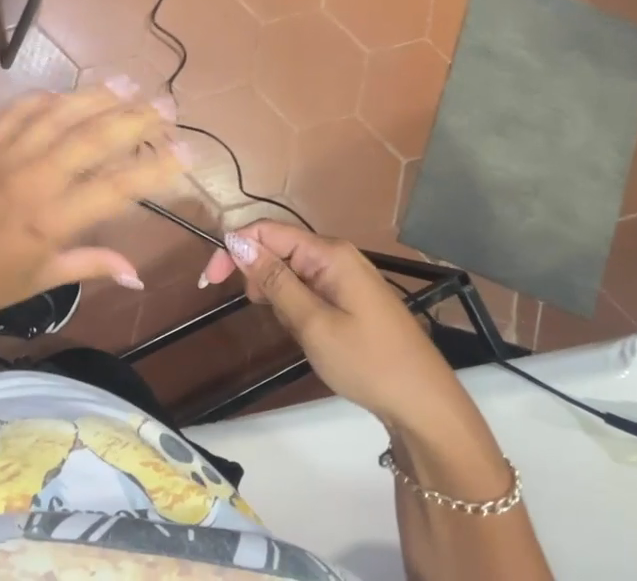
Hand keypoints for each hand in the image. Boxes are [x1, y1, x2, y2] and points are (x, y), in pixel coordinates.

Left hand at [0, 82, 185, 329]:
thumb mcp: (43, 280)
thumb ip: (92, 265)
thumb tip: (137, 273)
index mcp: (52, 220)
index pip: (117, 186)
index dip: (156, 168)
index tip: (187, 152)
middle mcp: (33, 179)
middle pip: (94, 137)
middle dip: (136, 118)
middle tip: (166, 106)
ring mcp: (4, 155)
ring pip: (58, 113)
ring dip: (96, 97)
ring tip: (128, 85)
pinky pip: (18, 110)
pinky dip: (46, 98)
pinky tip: (68, 94)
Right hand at [200, 221, 465, 430]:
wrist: (425, 406)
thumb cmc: (368, 362)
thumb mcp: (312, 323)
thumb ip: (273, 280)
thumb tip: (236, 240)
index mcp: (329, 254)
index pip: (267, 231)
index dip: (234, 248)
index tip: (211, 281)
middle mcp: (337, 256)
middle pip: (278, 248)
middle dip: (256, 274)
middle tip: (256, 310)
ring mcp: (346, 277)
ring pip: (290, 271)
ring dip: (276, 294)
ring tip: (289, 328)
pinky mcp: (350, 298)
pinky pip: (307, 288)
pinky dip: (294, 306)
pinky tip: (303, 331)